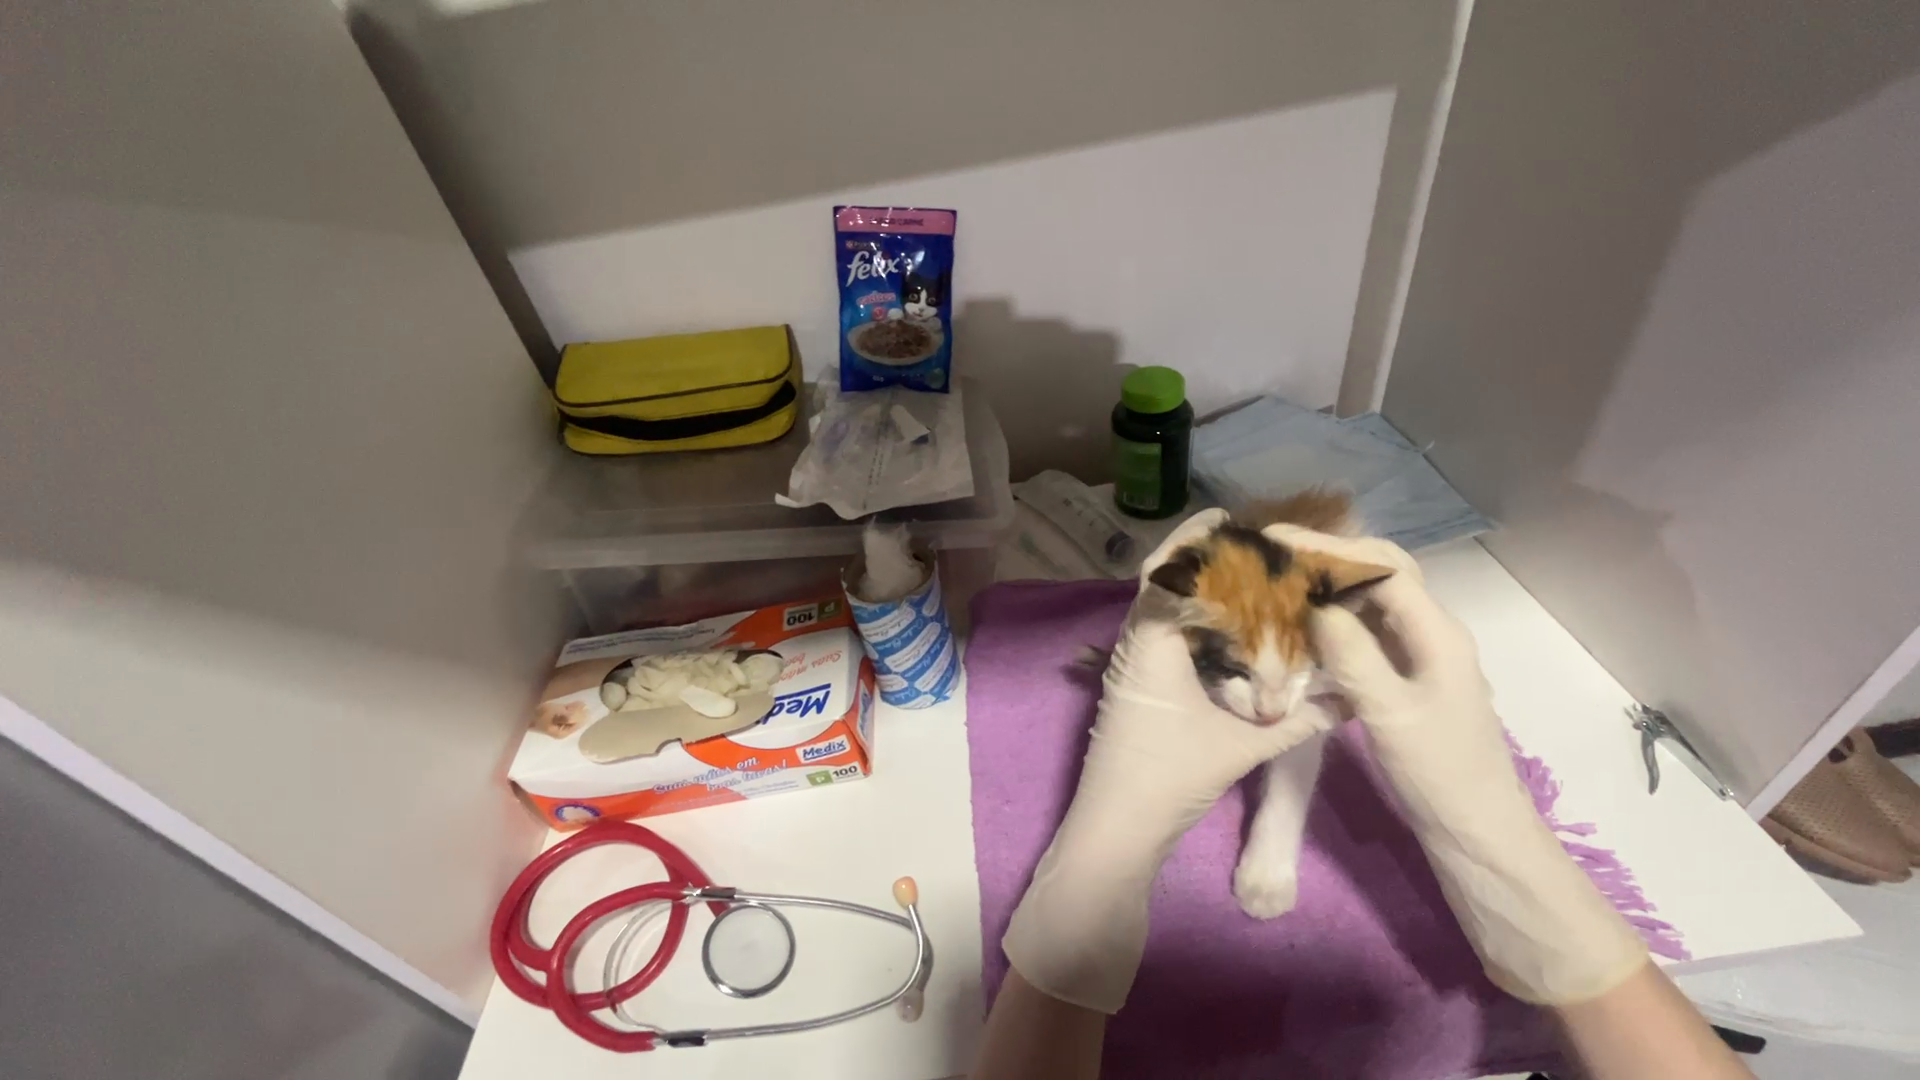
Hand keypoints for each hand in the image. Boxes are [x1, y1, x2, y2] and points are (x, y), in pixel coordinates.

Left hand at [1002, 509, 1335, 1012]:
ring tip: (1242, 575)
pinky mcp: (1135, 682)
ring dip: (1193, 588)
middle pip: (1159, 582)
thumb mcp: (1240, 747)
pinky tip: (1227, 627)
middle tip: (1246, 545)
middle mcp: (1133, 643)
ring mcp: (1129, 663)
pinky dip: (1191, 619)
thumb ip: (1299, 720)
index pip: (1164, 573)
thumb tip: (1352, 697)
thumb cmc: (1168, 778)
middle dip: (1197, 558)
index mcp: (1149, 643)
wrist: (1116, 825)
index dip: (1194, 542)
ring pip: (1158, 607)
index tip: (1231, 521)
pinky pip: (1162, 634)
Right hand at [1272, 527, 1649, 1006]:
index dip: (1329, 549)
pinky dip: (1331, 617)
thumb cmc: (1439, 773)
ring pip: (1371, 599)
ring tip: (1279, 581)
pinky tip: (1299, 627)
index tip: (1276, 543)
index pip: (1382, 567)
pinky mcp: (1404, 675)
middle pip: (1381, 571)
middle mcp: (1430, 631)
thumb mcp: (1391, 714)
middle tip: (1275, 555)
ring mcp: (1418, 653)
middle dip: (1330, 555)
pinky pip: (1364, 630)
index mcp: (1437, 633)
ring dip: (1329, 583)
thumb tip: (1314, 602)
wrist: (1475, 831)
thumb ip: (1353, 655)